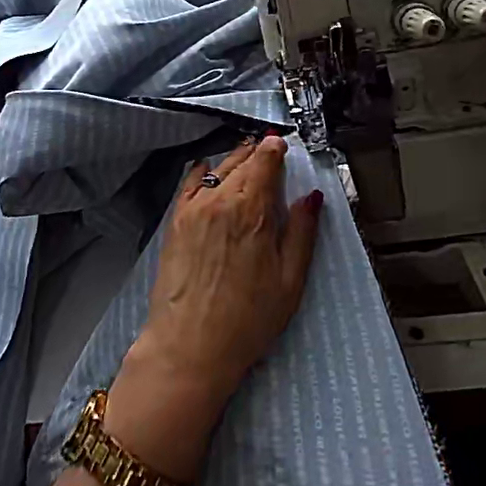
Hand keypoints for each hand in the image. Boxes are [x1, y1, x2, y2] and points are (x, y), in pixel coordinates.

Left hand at [103, 135, 321, 479]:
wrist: (190, 343)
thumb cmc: (245, 320)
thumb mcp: (290, 279)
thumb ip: (301, 231)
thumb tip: (311, 198)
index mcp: (250, 211)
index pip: (263, 163)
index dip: (275, 149)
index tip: (282, 142)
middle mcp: (217, 202)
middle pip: (240, 162)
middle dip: (256, 152)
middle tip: (268, 146)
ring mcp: (192, 209)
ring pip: (216, 169)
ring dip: (233, 159)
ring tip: (246, 156)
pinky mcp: (175, 221)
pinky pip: (190, 183)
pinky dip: (203, 171)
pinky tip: (209, 170)